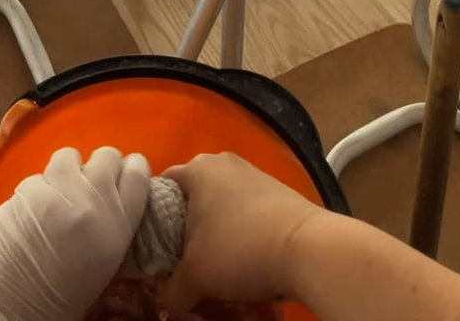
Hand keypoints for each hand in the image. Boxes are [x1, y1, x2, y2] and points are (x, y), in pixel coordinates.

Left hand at [0, 146, 150, 320]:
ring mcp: (61, 190)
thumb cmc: (63, 295)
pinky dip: (39, 188)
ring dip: (66, 170)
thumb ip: (116, 222)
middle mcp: (95, 200)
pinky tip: (31, 210)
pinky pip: (41, 175)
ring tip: (57, 193)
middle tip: (88, 184)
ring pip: (72, 155)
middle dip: (99, 166)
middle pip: (108, 155)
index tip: (122, 176)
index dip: (130, 169)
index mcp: (119, 225)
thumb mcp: (105, 261)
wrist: (9, 308)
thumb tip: (115, 195)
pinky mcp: (31, 187)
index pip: (138, 173)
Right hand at [159, 153, 327, 311]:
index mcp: (197, 169)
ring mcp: (251, 171)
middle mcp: (222, 161)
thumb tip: (164, 299)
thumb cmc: (240, 250)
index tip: (155, 247)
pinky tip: (242, 253)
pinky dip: (238, 226)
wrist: (306, 247)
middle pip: (191, 194)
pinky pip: (243, 206)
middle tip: (181, 258)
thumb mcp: (195, 277)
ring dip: (213, 228)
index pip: (162, 186)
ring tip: (213, 260)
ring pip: (219, 201)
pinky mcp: (274, 186)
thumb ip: (171, 289)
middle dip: (184, 226)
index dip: (153, 218)